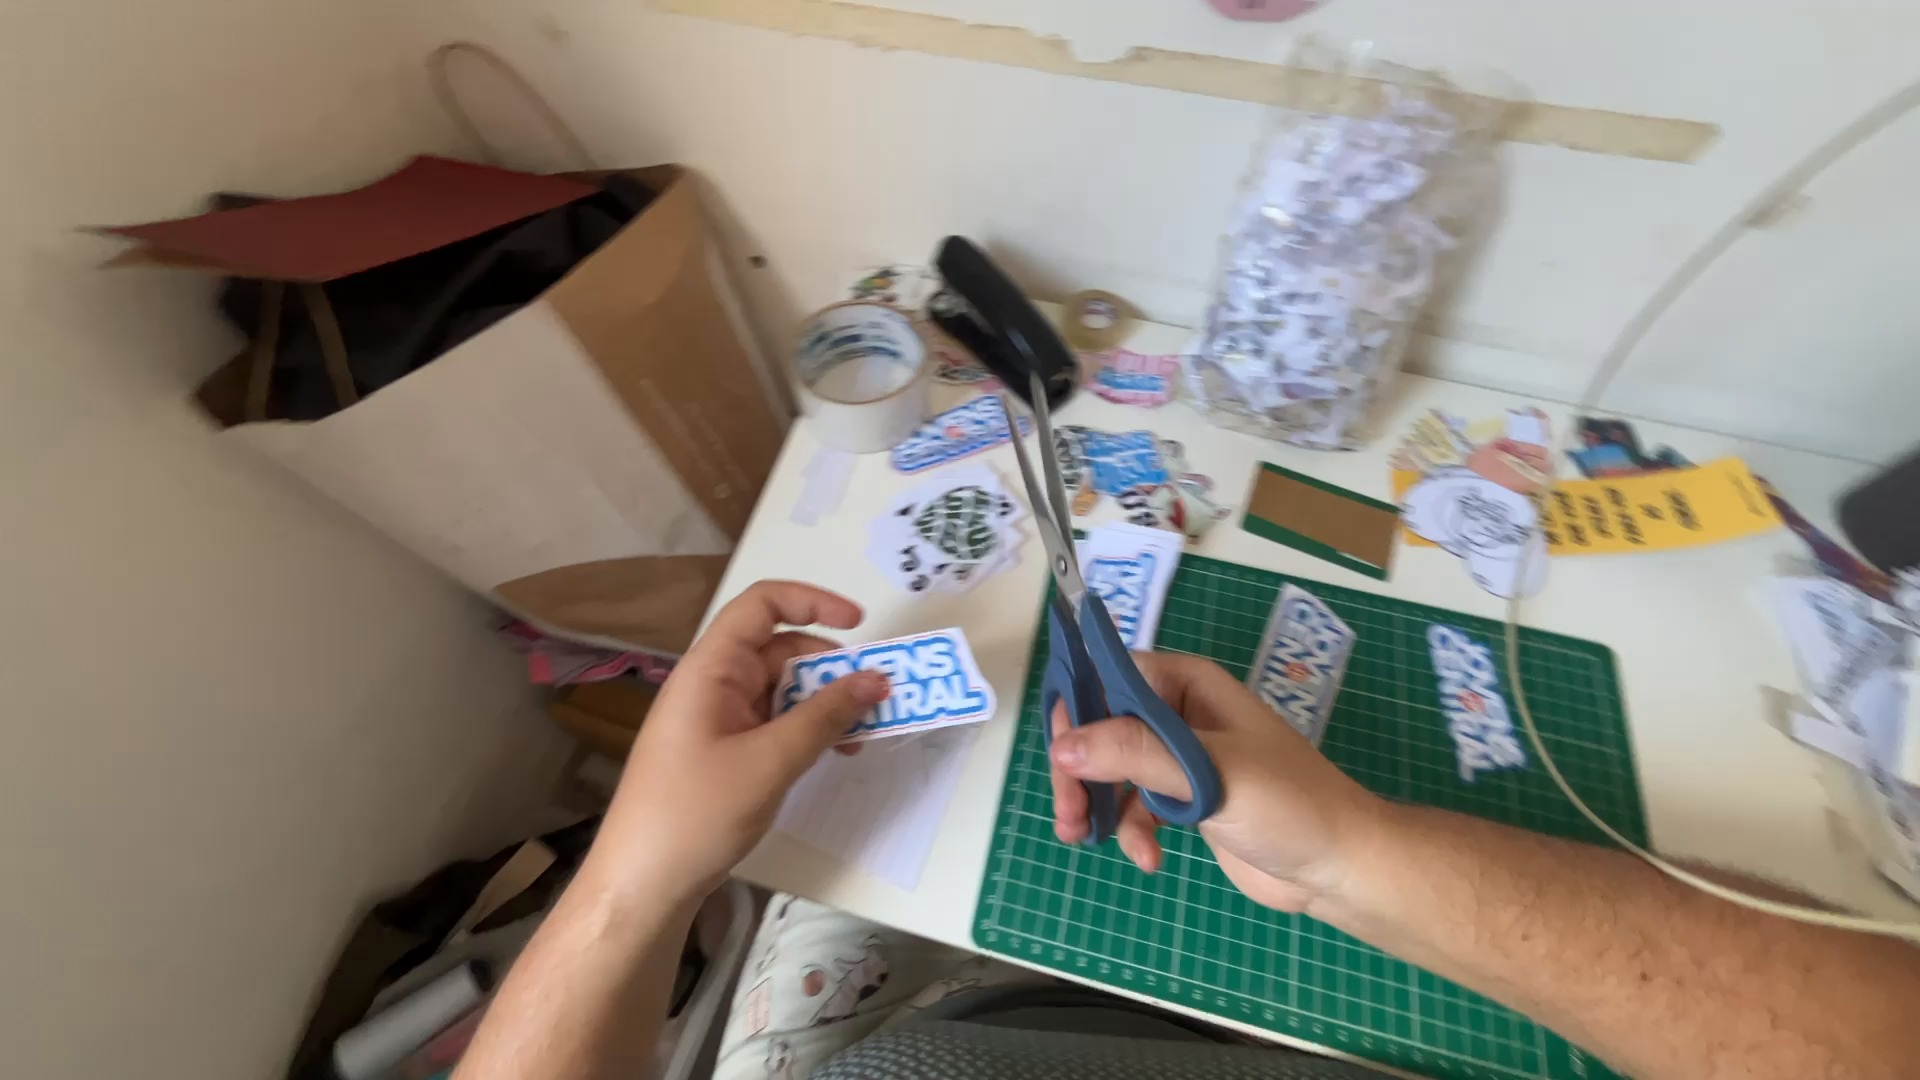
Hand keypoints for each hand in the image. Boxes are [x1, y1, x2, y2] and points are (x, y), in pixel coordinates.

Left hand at [588, 581, 889, 902]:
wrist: (642, 888)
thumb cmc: (696, 813)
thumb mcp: (771, 760)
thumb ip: (826, 716)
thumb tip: (877, 678)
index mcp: (712, 668)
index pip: (763, 604)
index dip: (812, 601)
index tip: (859, 625)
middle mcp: (716, 682)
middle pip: (782, 648)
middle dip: (832, 665)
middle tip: (875, 694)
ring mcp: (721, 717)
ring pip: (785, 688)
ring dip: (826, 702)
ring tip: (863, 731)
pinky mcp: (727, 748)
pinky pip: (778, 720)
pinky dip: (810, 728)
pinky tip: (837, 752)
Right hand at [1049, 652, 1387, 911]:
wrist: (1341, 869)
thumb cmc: (1287, 804)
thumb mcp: (1209, 772)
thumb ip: (1135, 754)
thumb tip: (1062, 746)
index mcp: (1184, 684)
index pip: (1110, 678)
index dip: (1078, 709)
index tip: (1061, 755)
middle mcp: (1175, 713)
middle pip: (1100, 727)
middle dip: (1080, 770)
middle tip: (1067, 812)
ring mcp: (1177, 758)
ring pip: (1110, 770)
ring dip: (1095, 804)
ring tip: (1083, 837)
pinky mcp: (1181, 799)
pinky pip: (1133, 805)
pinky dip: (1129, 831)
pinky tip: (1147, 859)